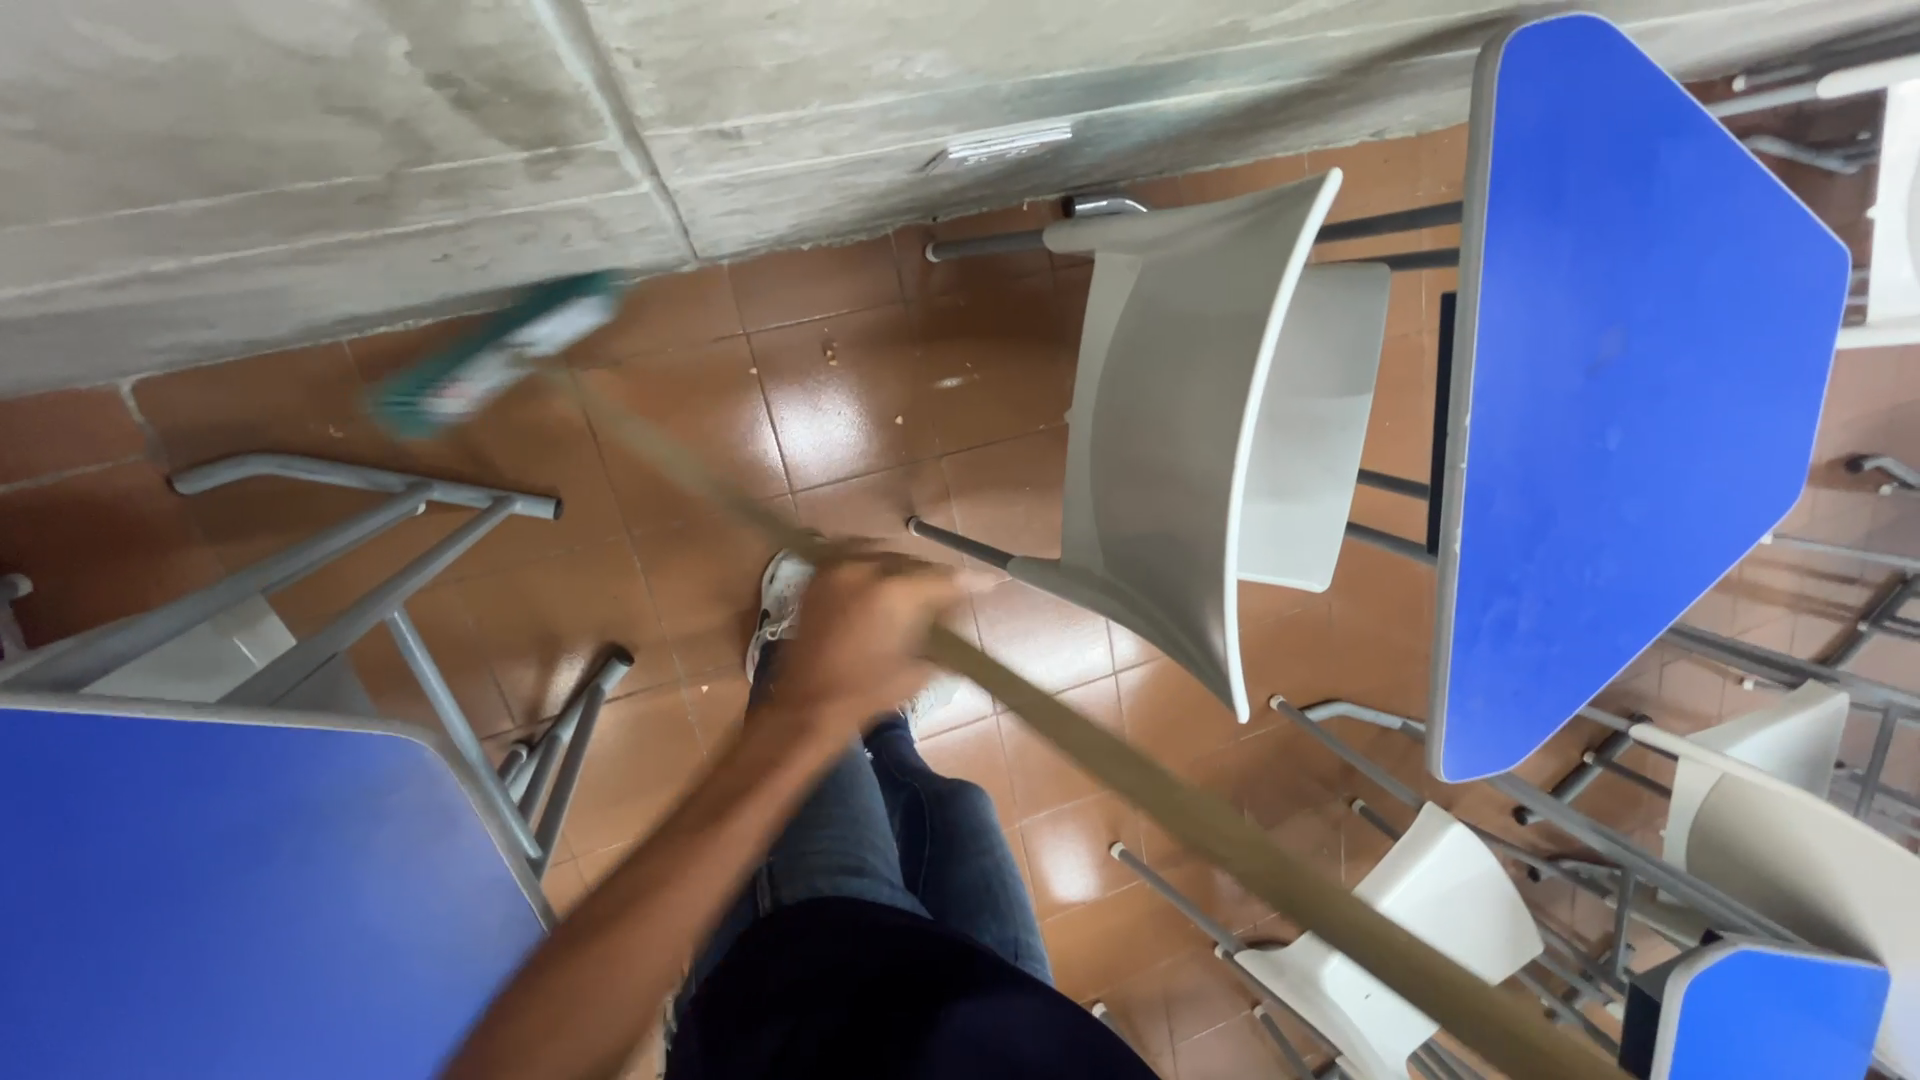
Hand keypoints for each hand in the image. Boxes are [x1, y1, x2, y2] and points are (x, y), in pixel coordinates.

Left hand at [754, 549, 962, 741]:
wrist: (807, 705)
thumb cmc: (867, 694)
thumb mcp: (919, 669)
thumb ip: (944, 639)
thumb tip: (958, 621)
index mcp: (895, 592)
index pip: (944, 578)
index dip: (971, 581)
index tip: (991, 582)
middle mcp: (866, 569)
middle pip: (914, 563)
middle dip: (934, 577)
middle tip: (951, 594)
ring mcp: (838, 569)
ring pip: (884, 554)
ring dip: (903, 568)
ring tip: (916, 586)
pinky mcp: (818, 576)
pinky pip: (853, 554)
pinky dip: (872, 562)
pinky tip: (882, 576)